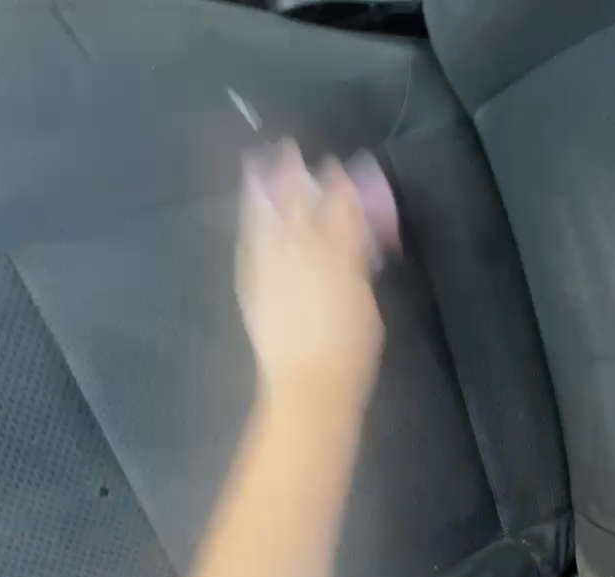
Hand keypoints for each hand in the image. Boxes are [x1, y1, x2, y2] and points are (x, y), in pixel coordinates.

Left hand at [236, 140, 384, 412]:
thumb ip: (358, 266)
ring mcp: (269, 265)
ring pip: (265, 215)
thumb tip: (356, 243)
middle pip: (298, 201)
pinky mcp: (250, 283)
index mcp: (336, 255)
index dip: (342, 183)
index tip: (342, 167)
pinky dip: (250, 218)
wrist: (307, 387)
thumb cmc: (350, 353)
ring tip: (258, 164)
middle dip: (296, 174)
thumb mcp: (365, 305)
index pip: (340, 206)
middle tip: (291, 151)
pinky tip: (250, 209)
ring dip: (264, 186)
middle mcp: (299, 250)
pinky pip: (249, 239)